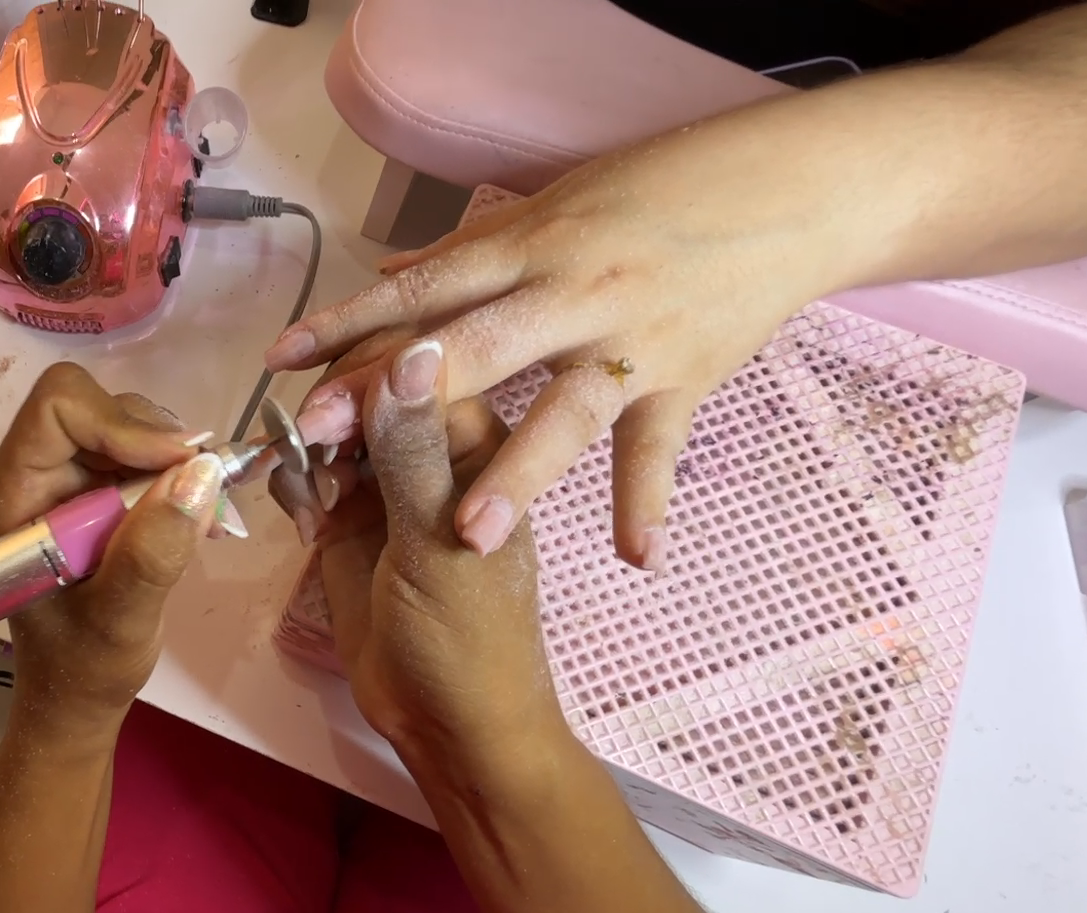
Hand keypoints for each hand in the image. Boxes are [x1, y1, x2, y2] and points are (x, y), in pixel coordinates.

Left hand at [0, 363, 228, 718]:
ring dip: (171, 460)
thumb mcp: (121, 620)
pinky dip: (174, 476)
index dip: (121, 423)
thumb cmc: (84, 666)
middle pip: (96, 408)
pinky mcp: (92, 493)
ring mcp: (64, 482)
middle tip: (202, 489)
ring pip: (124, 425)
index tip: (178, 464)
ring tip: (198, 511)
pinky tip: (190, 517)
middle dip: (156, 442)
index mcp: (14, 496)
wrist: (77, 692)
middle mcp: (34, 475)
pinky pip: (138, 455)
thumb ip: (152, 552)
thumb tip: (201, 473)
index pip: (58, 407)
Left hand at [265, 139, 854, 570]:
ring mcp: (631, 341)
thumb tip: (391, 275)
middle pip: (467, 350)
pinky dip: (650, 500)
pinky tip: (637, 558)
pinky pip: (661, 449)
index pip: (417, 293)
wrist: (805, 180)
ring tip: (469, 535)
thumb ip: (467, 258)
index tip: (280, 359)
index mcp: (525, 248)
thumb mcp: (549, 211)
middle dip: (390, 396)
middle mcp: (569, 294)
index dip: (346, 323)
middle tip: (319, 438)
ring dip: (517, 474)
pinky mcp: (690, 380)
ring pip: (564, 413)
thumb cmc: (657, 191)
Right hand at [318, 340, 566, 766]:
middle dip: (321, 421)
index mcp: (474, 440)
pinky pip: (310, 480)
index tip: (312, 422)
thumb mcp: (436, 541)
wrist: (444, 724)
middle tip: (298, 462)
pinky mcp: (348, 521)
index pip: (408, 372)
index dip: (357, 385)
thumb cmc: (464, 635)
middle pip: (360, 396)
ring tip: (308, 508)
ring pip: (328, 436)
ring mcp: (384, 488)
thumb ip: (414, 448)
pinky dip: (297, 490)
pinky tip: (304, 523)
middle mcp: (426, 452)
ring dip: (306, 459)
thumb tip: (414, 345)